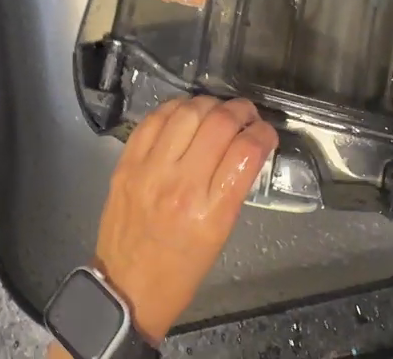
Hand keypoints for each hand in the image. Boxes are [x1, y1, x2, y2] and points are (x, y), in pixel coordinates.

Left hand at [95, 97, 277, 343]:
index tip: (267, 131)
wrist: (126, 288)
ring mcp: (149, 170)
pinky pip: (153, 119)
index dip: (263, 133)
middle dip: (240, 110)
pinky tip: (185, 112)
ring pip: (186, 113)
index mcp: (210, 213)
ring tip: (217, 109)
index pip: (245, 153)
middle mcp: (180, 185)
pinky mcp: (127, 163)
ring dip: (208, 104)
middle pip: (218, 124)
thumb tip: (246, 147)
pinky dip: (174, 108)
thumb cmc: (180, 271)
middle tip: (246, 113)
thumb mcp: (219, 236)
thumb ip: (232, 188)